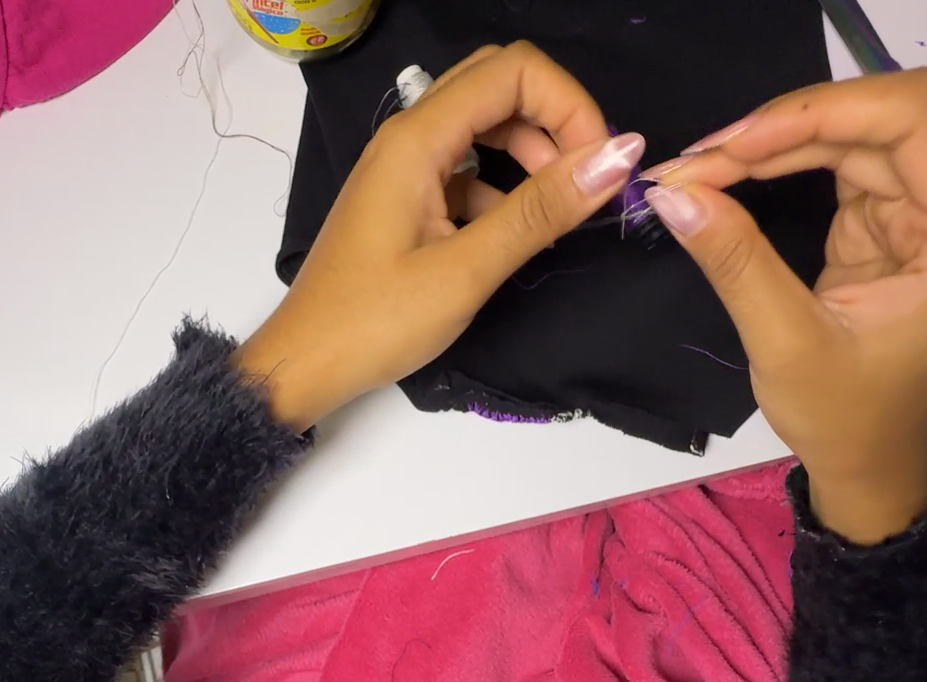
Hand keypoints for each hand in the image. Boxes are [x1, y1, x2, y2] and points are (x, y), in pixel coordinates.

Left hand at [238, 43, 647, 430]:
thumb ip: (538, 210)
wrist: (306, 364)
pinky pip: (460, 175)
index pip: (512, 72)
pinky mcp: (401, 206)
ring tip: (553, 213)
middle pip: (494, 89)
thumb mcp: (464, 270)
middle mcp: (406, 140)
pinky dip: (497, 191)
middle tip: (582, 184)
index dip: (569, 104)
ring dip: (526, 157)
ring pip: (478, 132)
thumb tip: (620, 153)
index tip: (598, 168)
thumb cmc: (375, 323)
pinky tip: (509, 236)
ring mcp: (401, 173)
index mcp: (416, 140)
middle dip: (551, 122)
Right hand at [640, 69, 926, 541]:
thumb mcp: (785, 343)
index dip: (817, 113)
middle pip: (879, 118)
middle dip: (785, 127)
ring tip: (700, 169)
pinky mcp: (888, 224)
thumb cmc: (846, 418)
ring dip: (773, 147)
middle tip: (699, 158)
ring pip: (852, 138)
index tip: (730, 147)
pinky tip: (730, 179)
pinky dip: (779, 171)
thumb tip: (672, 195)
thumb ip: (736, 261)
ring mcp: (925, 211)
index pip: (910, 118)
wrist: (867, 461)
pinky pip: (836, 170)